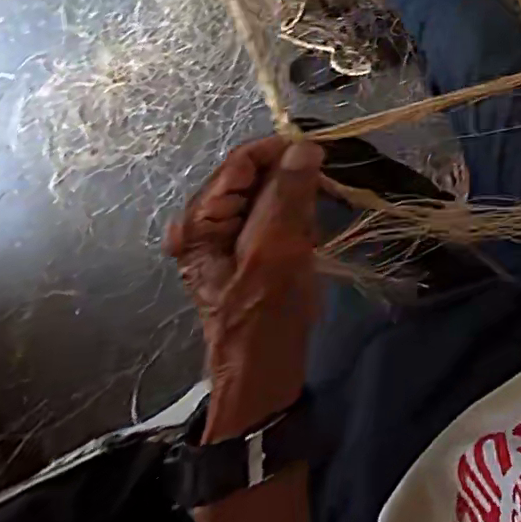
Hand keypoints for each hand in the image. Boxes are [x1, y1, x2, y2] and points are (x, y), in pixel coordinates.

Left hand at [166, 137, 323, 440]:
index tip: (321, 153)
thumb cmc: (265, 316)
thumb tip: (304, 146)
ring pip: (270, 195)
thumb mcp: (277, 251)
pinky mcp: (247, 249)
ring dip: (296, 206)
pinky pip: (276, 216)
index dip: (279, 150)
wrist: (264, 375)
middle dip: (290, 184)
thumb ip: (288, 195)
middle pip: (254, 176)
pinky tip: (304, 243)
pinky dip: (296, 222)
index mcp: (199, 221)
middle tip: (315, 208)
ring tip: (308, 234)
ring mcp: (225, 237)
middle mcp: (205, 223)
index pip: (240, 162)